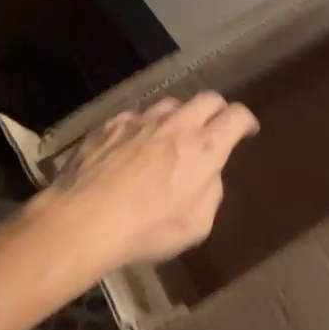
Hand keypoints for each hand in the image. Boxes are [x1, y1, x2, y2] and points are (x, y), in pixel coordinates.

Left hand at [28, 92, 257, 277]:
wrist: (81, 222)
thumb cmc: (145, 230)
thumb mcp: (196, 226)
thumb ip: (211, 193)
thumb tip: (208, 175)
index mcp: (204, 148)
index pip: (236, 116)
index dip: (246, 121)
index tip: (247, 131)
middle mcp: (177, 124)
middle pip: (208, 99)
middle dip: (218, 110)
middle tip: (215, 127)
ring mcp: (141, 120)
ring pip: (171, 104)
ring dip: (179, 117)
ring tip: (172, 136)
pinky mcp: (111, 125)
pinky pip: (135, 118)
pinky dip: (143, 128)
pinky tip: (133, 147)